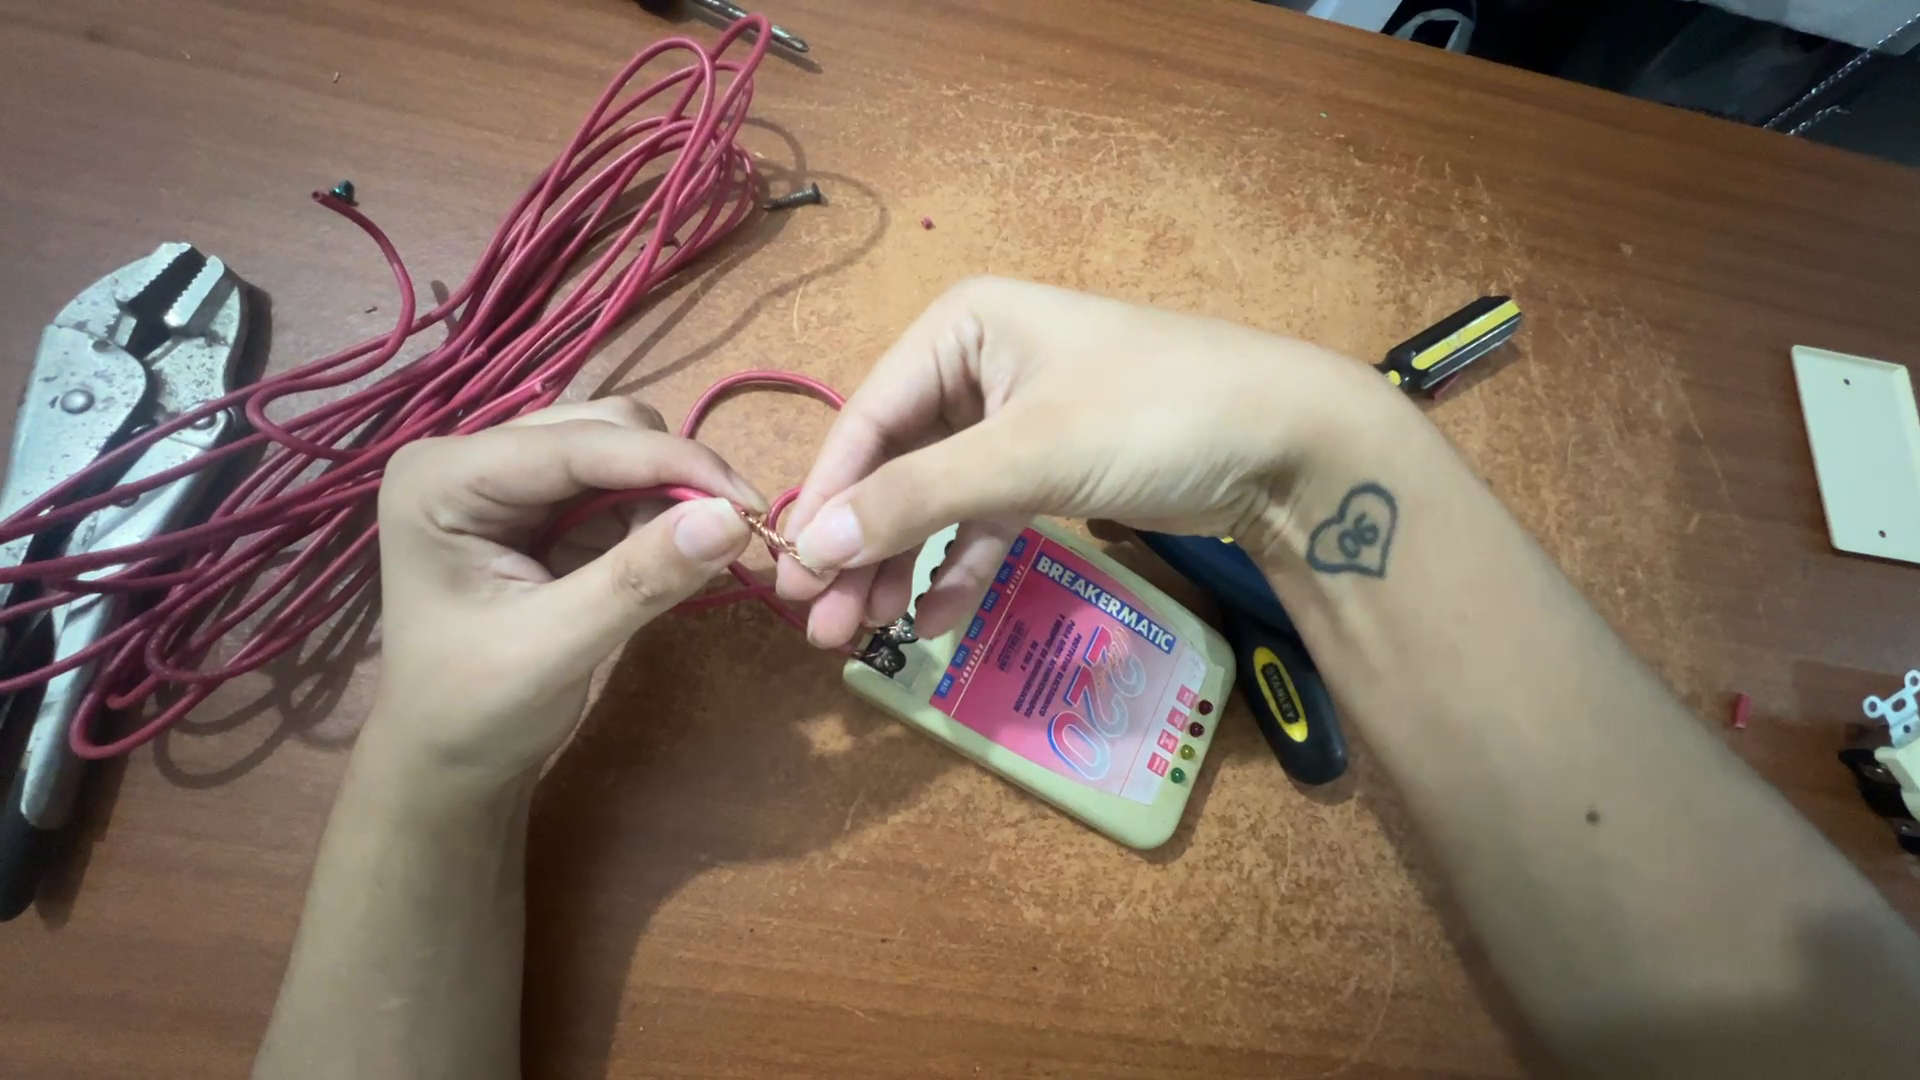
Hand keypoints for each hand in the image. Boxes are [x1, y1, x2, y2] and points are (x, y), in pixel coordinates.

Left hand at [369, 396, 764, 784]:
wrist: (454, 753)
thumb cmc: (477, 706)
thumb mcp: (556, 645)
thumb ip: (642, 578)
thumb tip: (735, 519)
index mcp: (447, 477)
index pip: (579, 443)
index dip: (672, 463)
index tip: (751, 504)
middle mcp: (479, 458)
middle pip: (608, 429)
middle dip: (673, 476)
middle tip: (726, 535)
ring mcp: (519, 478)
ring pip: (627, 448)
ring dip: (673, 493)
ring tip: (686, 556)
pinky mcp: (555, 505)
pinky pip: (631, 484)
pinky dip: (665, 512)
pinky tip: (668, 556)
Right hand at [775, 277, 1389, 647]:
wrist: (1285, 444)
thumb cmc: (1149, 416)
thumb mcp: (1025, 454)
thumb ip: (914, 500)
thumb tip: (812, 548)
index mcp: (959, 330)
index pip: (867, 420)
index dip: (826, 499)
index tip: (790, 573)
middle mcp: (975, 369)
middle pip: (895, 467)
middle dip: (859, 546)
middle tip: (820, 625)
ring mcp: (1011, 424)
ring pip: (934, 502)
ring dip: (900, 567)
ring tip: (864, 635)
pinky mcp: (1044, 470)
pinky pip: (983, 521)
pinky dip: (959, 568)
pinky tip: (935, 620)